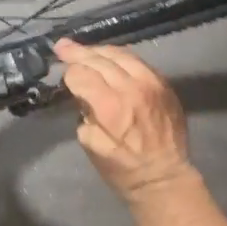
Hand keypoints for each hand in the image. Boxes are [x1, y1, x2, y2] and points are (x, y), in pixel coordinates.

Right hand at [57, 39, 194, 203]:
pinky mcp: (164, 85)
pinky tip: (111, 59)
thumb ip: (84, 116)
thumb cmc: (123, 169)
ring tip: (85, 50)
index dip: (68, 74)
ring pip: (121, 54)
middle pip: (99, 59)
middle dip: (78, 53)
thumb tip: (84, 97)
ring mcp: (152, 83)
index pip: (81, 74)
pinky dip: (121, 57)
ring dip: (99, 51)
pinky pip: (139, 62)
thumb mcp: (91, 146)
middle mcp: (132, 87)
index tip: (62, 75)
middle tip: (62, 47)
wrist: (164, 178)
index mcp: (111, 106)